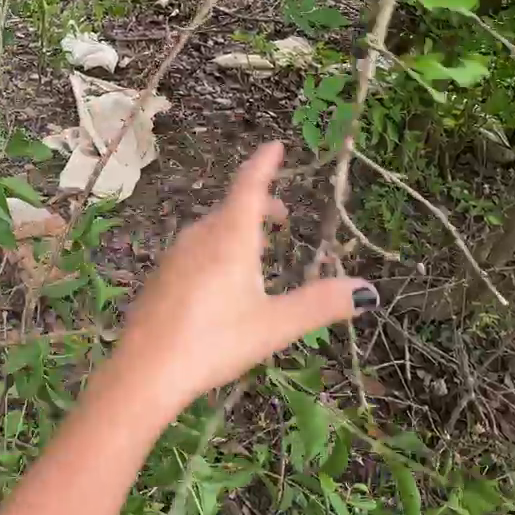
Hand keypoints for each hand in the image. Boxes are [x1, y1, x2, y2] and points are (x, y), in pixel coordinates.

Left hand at [100, 142, 381, 419]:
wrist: (146, 368)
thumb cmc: (215, 341)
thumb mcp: (274, 325)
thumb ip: (320, 305)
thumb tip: (367, 290)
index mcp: (229, 238)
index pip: (248, 187)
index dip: (263, 164)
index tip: (275, 146)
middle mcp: (199, 236)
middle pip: (231, 207)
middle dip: (258, 204)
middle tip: (283, 216)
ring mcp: (175, 254)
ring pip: (211, 227)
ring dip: (237, 227)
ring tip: (257, 248)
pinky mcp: (162, 274)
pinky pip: (195, 247)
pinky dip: (216, 246)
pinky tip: (222, 278)